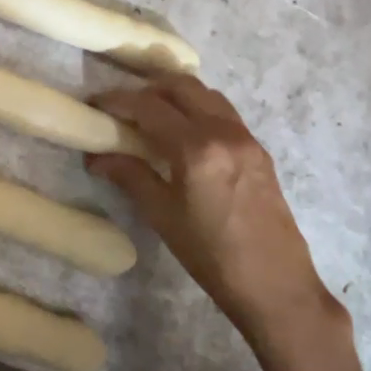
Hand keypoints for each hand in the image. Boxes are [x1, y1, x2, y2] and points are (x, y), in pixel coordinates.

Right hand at [90, 75, 341, 338]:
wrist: (274, 284)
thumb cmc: (210, 255)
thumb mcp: (161, 215)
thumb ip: (130, 176)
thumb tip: (96, 157)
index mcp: (196, 147)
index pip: (149, 106)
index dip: (117, 100)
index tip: (95, 104)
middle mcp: (224, 132)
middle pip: (181, 86)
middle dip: (148, 89)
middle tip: (123, 106)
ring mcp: (246, 139)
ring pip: (206, 95)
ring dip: (176, 96)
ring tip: (152, 116)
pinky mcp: (259, 151)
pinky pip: (224, 114)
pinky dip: (199, 110)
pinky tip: (184, 136)